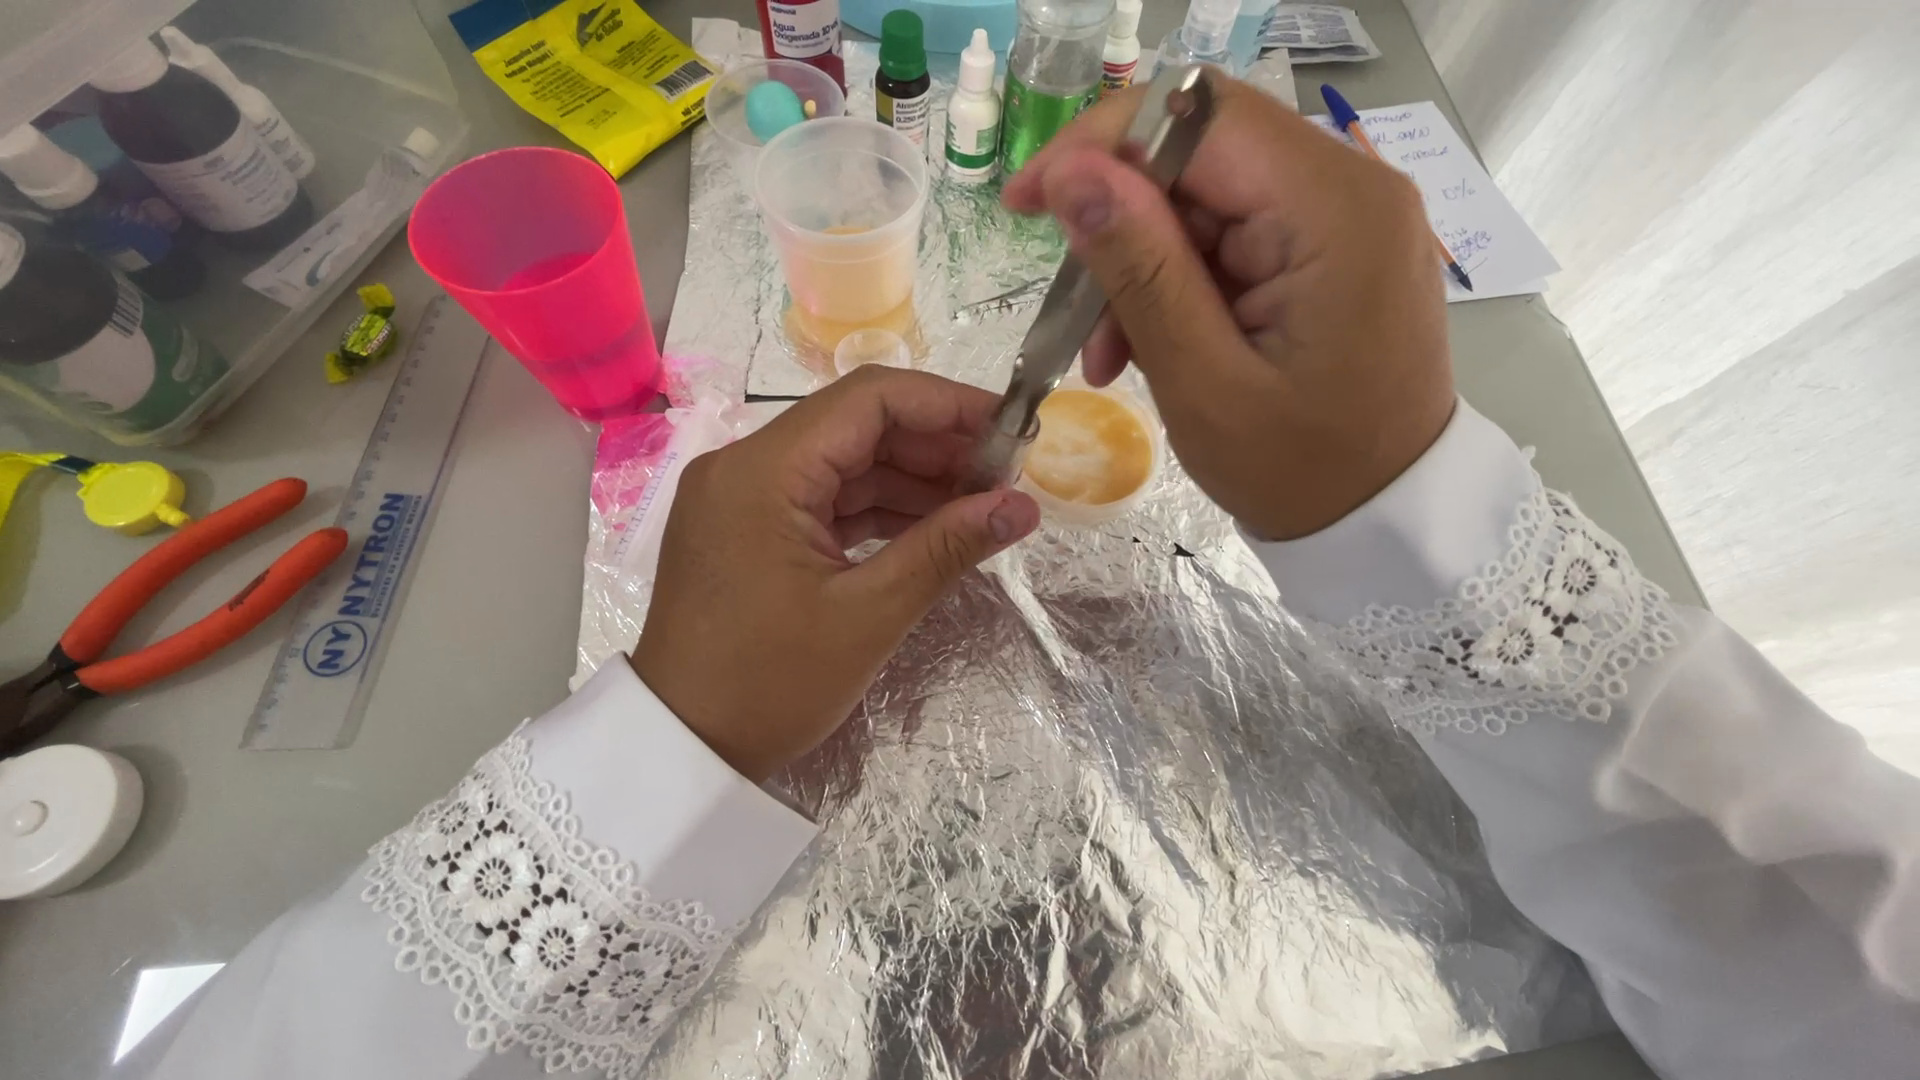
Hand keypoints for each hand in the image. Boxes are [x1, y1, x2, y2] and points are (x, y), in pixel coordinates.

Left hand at [630, 367, 1040, 781]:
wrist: (682, 749)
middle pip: (858, 428)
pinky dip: (877, 510)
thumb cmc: (769, 685)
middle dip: (936, 447)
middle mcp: (746, 466)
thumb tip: (1024, 507)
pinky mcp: (749, 529)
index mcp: (764, 470)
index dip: (948, 404)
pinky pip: (824, 500)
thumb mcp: (869, 615)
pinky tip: (930, 528)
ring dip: (912, 481)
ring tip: (980, 507)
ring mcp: (744, 498)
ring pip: (844, 464)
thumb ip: (947, 548)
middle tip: (1005, 478)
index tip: (1011, 428)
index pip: (869, 399)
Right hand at [1003, 77, 1456, 539]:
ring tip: (1111, 356)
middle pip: (1199, 160)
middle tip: (1077, 319)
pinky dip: (1180, 286)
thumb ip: (1139, 270)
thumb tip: (1071, 176)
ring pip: (1206, 204)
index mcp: (1333, 209)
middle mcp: (1351, 187)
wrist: (1384, 516)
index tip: (1026, 203)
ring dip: (1143, 270)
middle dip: (1121, 230)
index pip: (1196, 118)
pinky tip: (1156, 346)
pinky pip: (1233, 240)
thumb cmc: (1298, 470)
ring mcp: (1347, 217)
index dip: (1098, 145)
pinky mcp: (1333, 249)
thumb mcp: (1201, 380)